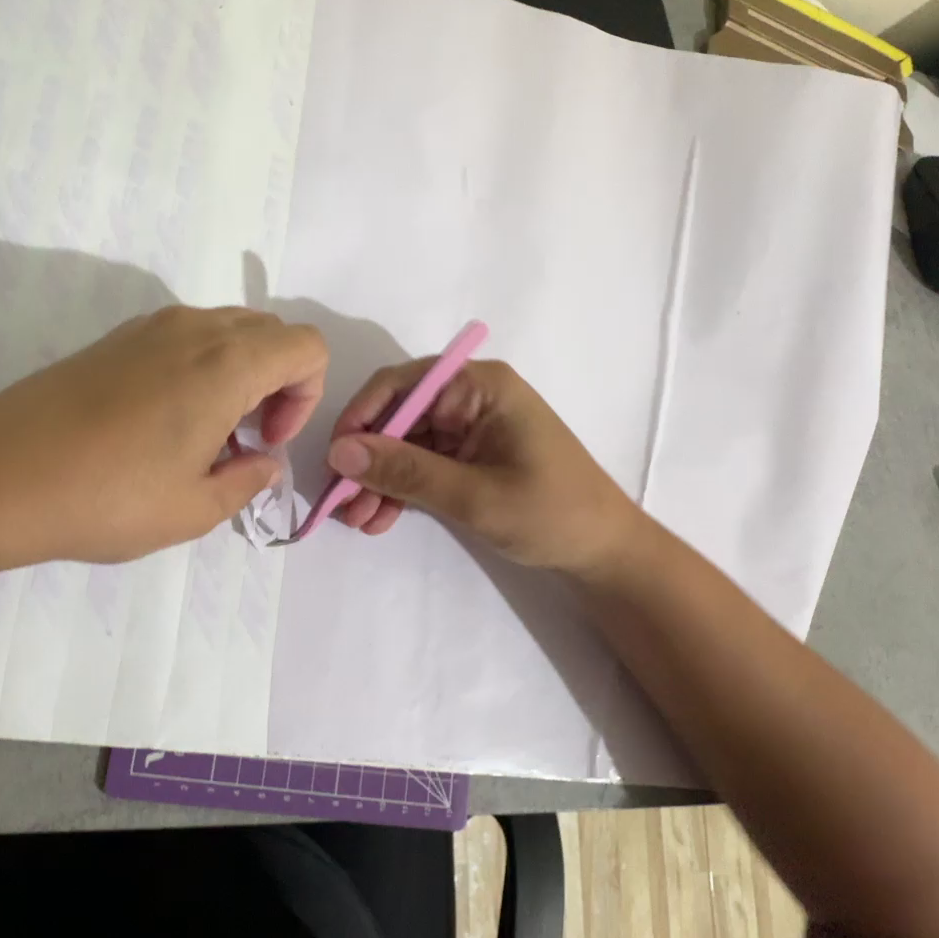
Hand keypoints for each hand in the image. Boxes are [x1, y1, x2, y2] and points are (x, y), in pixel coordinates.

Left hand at [0, 306, 325, 569]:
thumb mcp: (193, 510)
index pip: (307, 346)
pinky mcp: (113, 340)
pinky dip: (198, 370)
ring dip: (237, 377)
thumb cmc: (107, 499)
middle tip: (242, 442)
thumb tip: (263, 462)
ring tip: (202, 438)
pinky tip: (160, 426)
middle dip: (277, 384)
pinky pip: (182, 339)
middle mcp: (192, 329)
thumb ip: (247, 481)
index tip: (266, 442)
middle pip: (269, 332)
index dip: (306, 396)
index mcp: (225, 364)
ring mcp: (147, 328)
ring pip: (224, 332)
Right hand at [324, 359, 643, 577]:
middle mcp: (469, 398)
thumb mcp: (474, 496)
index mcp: (480, 386)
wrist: (603, 552)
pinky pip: (419, 466)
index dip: (361, 419)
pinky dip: (399, 491)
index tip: (335, 462)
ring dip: (378, 482)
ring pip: (402, 446)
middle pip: (397, 417)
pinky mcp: (467, 456)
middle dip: (367, 461)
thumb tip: (339, 454)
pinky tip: (379, 520)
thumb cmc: (551, 514)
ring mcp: (468, 428)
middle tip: (341, 505)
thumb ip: (405, 472)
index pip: (401, 385)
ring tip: (358, 522)